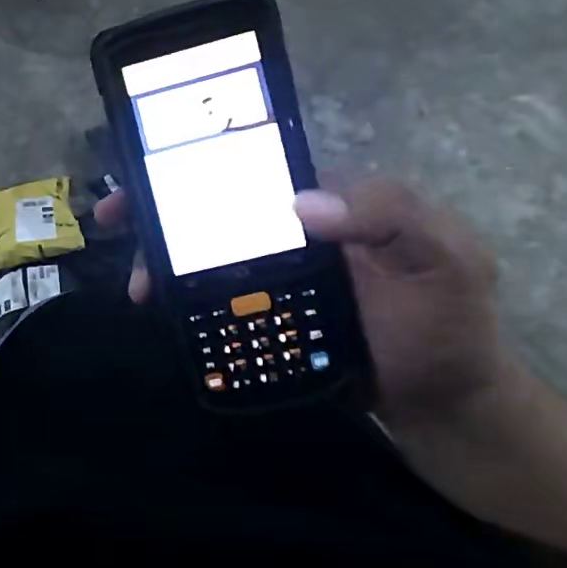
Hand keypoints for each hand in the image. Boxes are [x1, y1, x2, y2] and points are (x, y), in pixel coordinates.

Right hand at [93, 180, 520, 425]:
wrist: (445, 403)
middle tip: (116, 221)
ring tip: (139, 286)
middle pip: (219, 209)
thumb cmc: (450, 322)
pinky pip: (218, 300)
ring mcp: (279, 277)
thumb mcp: (444, 254)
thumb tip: (301, 202)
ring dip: (166, 260)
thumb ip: (391, 212)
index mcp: (332, 200)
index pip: (258, 169)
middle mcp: (297, 230)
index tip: (155, 174)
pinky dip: (185, 301)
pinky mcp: (269, 319)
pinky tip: (160, 309)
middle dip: (164, 209)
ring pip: (210, 255)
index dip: (204, 163)